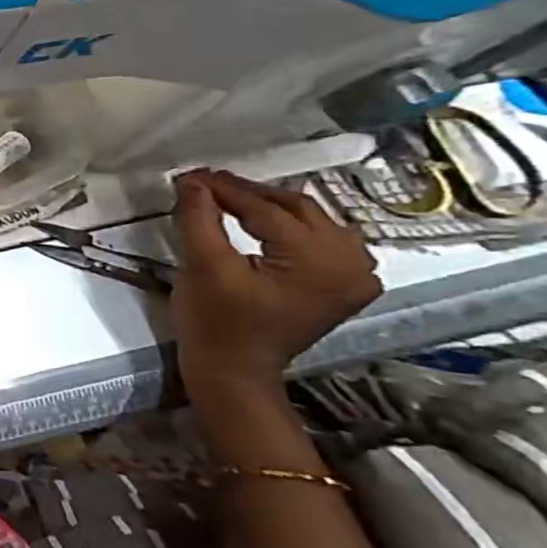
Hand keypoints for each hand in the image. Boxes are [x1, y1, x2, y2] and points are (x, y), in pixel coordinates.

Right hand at [171, 170, 381, 382]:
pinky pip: (321, 240)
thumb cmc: (215, 323)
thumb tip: (192, 181)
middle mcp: (353, 263)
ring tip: (227, 199)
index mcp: (321, 260)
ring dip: (268, 207)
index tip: (190, 176)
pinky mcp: (344, 284)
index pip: (268, 210)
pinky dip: (289, 227)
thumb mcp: (202, 267)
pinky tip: (263, 223)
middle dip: (248, 194)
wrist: (233, 371)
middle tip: (204, 183)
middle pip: (297, 210)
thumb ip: (199, 219)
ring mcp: (356, 275)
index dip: (225, 190)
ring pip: (310, 221)